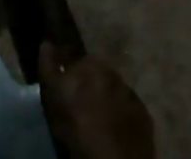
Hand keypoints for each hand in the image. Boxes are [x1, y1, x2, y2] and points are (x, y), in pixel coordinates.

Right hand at [39, 42, 155, 158]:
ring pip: (114, 90)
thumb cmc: (75, 126)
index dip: (71, 74)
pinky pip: (128, 108)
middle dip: (90, 84)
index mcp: (89, 63)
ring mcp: (130, 92)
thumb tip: (46, 43)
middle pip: (98, 74)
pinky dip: (122, 113)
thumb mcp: (52, 95)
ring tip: (98, 118)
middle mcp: (111, 71)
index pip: (77, 62)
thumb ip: (48, 66)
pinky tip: (115, 128)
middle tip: (82, 105)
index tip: (66, 88)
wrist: (112, 158)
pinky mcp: (143, 113)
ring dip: (107, 98)